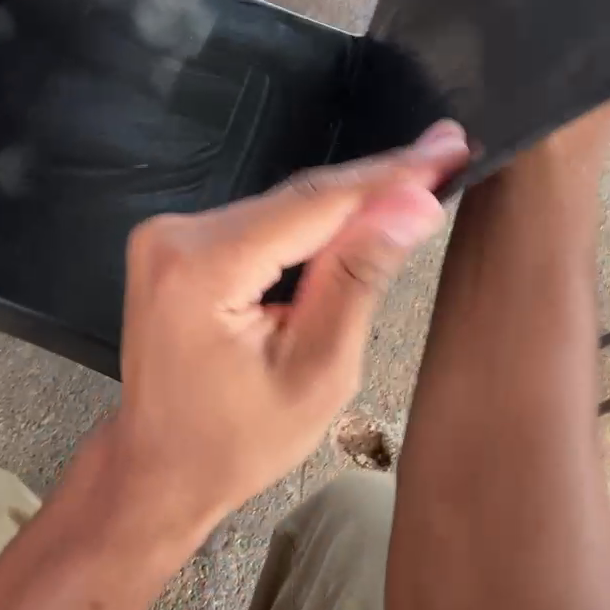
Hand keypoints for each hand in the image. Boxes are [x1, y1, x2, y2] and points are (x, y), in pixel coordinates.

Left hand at [106, 121, 470, 530]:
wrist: (159, 464)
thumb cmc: (239, 440)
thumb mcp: (316, 371)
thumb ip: (357, 278)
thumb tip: (412, 202)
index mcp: (201, 267)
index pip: (312, 204)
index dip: (388, 174)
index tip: (450, 146)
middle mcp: (174, 234)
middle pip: (292, 202)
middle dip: (371, 187)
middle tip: (447, 154)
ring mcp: (164, 236)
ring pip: (275, 211)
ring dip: (339, 210)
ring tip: (415, 186)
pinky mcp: (169, 246)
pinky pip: (252, 226)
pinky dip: (300, 230)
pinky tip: (351, 223)